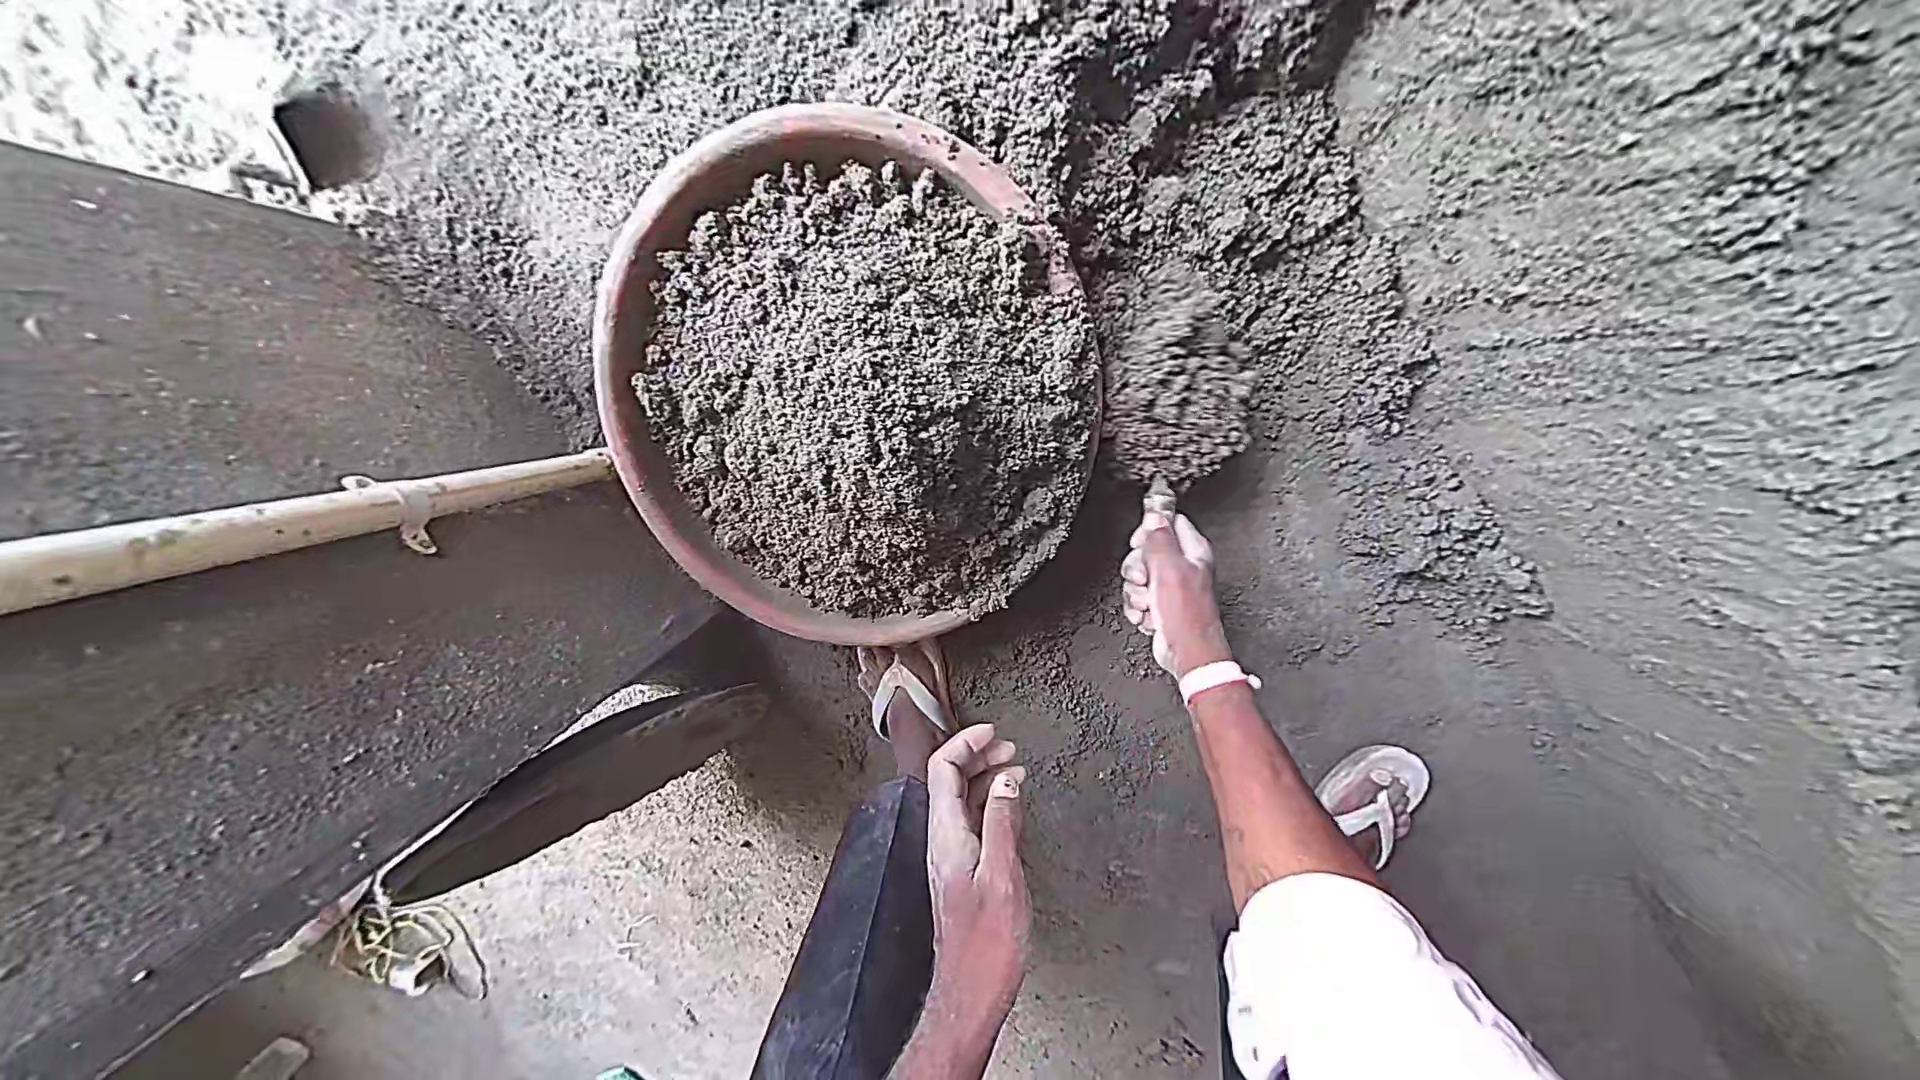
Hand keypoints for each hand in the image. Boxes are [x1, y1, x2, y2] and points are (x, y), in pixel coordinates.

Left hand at [899, 724, 1027, 1077]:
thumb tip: (1007, 779)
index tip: (991, 732)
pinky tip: (1009, 804)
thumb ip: (1003, 821)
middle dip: (976, 755)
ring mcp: (950, 853)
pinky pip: (971, 819)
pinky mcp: (962, 867)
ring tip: (1013, 768)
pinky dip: (990, 801)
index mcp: (946, 834)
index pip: (942, 768)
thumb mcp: (1002, 874)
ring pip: (960, 798)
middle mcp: (942, 839)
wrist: (971, 989)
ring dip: (984, 776)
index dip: (965, 743)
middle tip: (1007, 747)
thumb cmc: (986, 944)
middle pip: (948, 779)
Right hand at [1121, 511, 1232, 676]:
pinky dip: (1137, 607)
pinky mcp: (1160, 603)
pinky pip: (1137, 596)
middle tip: (1144, 580)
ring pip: (1138, 575)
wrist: (1186, 652)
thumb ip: (1159, 537)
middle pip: (1146, 550)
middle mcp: (1184, 565)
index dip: (1148, 531)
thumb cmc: (1187, 616)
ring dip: (1135, 591)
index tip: (1140, 545)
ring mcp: (1171, 585)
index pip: (1168, 522)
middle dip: (1136, 567)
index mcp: (1193, 550)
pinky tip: (1147, 614)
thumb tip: (1154, 513)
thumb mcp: (1169, 568)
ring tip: (1148, 603)